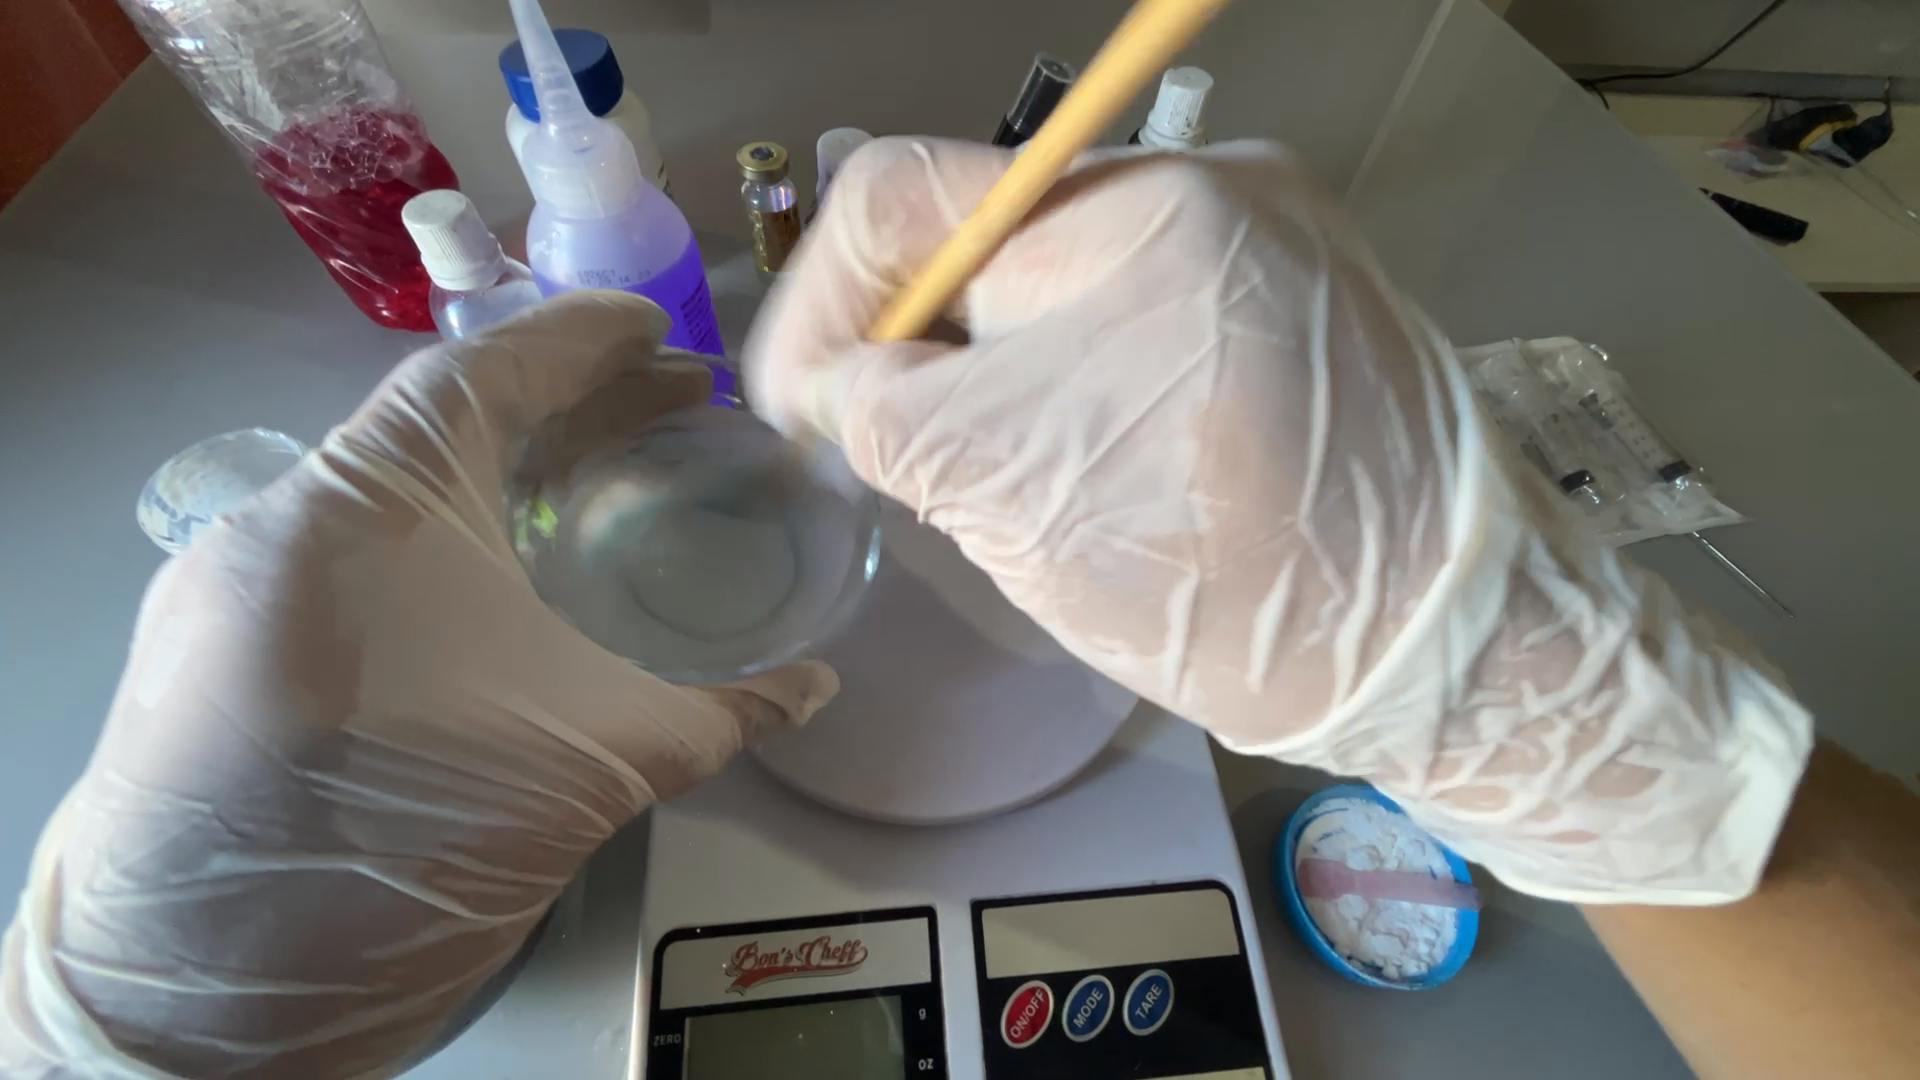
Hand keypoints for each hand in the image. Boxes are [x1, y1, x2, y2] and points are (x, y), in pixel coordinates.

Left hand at [1, 292, 836, 1078]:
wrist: (222, 994)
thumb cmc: (415, 836)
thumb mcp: (600, 757)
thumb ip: (725, 711)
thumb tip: (819, 686)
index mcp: (376, 512)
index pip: (482, 373)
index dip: (575, 335)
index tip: (655, 325)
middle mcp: (309, 519)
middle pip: (464, 413)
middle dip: (581, 392)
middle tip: (680, 391)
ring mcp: (271, 571)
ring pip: (427, 470)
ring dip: (531, 448)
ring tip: (629, 448)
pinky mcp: (261, 626)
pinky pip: (394, 525)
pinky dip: (481, 505)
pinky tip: (540, 536)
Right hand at [747, 136, 1810, 904]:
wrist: (1450, 650)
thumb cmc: (1241, 591)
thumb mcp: (1031, 509)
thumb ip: (898, 422)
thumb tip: (838, 384)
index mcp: (1135, 221)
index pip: (908, 199)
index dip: (823, 298)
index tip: (800, 401)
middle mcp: (1198, 195)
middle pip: (978, 252)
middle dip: (919, 363)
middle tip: (910, 464)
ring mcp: (1245, 245)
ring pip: (1041, 301)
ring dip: (994, 390)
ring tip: (1023, 486)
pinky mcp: (1271, 307)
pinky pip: (1113, 330)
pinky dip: (1062, 396)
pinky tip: (1094, 470)